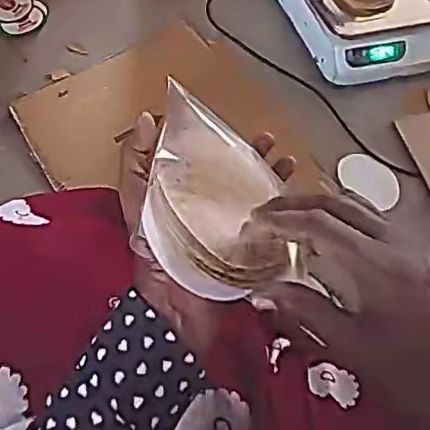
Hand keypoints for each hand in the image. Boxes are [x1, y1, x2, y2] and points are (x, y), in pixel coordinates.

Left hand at [117, 112, 295, 357]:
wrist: (180, 310)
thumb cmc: (154, 255)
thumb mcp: (136, 203)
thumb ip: (136, 163)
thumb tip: (146, 118)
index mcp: (182, 190)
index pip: (201, 156)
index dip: (214, 137)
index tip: (225, 122)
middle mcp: (211, 204)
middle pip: (235, 170)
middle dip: (253, 152)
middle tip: (265, 138)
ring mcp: (234, 223)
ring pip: (258, 189)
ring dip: (273, 171)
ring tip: (284, 158)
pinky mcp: (253, 243)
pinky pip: (275, 218)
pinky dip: (287, 202)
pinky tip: (292, 189)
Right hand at [244, 194, 429, 429]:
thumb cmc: (422, 389)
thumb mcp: (357, 354)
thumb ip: (307, 314)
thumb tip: (264, 291)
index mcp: (380, 267)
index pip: (319, 224)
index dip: (280, 220)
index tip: (251, 225)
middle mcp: (401, 244)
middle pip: (338, 202)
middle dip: (296, 203)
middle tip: (264, 216)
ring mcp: (418, 247)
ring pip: (360, 207)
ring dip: (322, 207)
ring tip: (291, 222)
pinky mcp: (428, 258)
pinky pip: (378, 222)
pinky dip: (347, 220)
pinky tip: (334, 242)